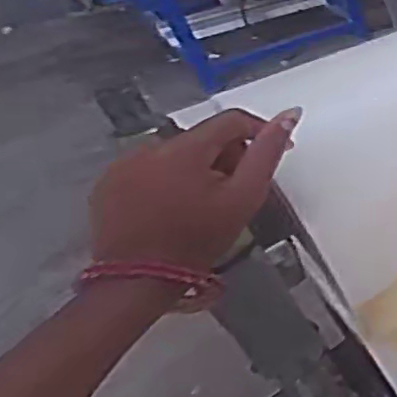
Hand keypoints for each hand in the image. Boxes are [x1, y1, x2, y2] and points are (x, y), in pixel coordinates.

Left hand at [89, 108, 299, 270]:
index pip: (231, 120)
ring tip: (207, 198)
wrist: (139, 282)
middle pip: (204, 136)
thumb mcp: (246, 193)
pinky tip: (178, 202)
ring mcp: (121, 168)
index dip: (259, 130)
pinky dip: (171, 176)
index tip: (274, 150)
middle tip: (236, 186)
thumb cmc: (199, 237)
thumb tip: (289, 115)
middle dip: (227, 154)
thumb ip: (268, 149)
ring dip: (200, 165)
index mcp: (181, 150)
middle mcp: (146, 151)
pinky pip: (152, 166)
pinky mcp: (107, 185)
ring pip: (179, 151)